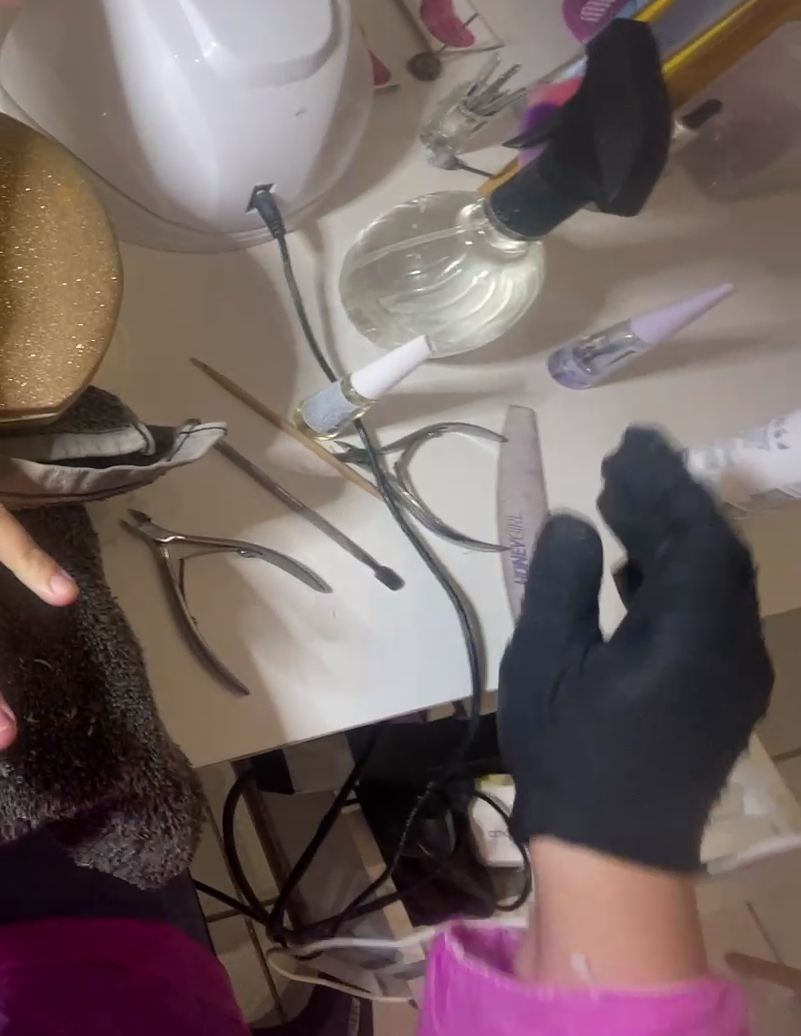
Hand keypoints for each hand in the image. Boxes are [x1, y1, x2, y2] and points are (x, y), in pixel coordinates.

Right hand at [500, 426, 773, 871]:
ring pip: (711, 581)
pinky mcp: (715, 684)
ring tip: (618, 496)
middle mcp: (732, 645)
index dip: (665, 487)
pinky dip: (667, 573)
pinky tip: (629, 563)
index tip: (629, 445)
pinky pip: (703, 610)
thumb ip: (559, 585)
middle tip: (624, 455)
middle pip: (711, 554)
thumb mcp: (545, 659)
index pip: (694, 540)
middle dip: (669, 500)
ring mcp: (730, 667)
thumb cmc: (567, 742)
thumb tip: (570, 522)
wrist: (611, 832)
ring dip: (667, 534)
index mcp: (691, 636)